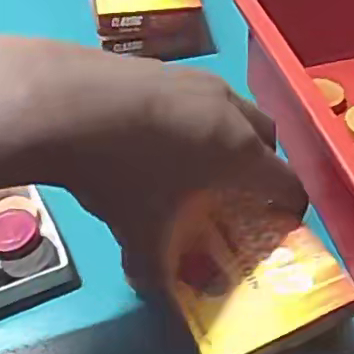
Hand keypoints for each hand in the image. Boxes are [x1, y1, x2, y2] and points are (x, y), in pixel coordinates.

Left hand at [0, 37, 307, 284]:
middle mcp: (229, 110)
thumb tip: (147, 287)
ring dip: (230, 138)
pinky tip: (158, 135)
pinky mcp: (166, 66)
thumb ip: (150, 266)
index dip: (290, 207)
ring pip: (235, 111)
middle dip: (263, 168)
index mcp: (237, 152)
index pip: (287, 182)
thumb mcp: (136, 229)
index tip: (280, 224)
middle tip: (238, 194)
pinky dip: (196, 118)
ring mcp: (198, 80)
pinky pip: (199, 95)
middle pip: (269, 140)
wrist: (63, 102)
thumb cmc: (117, 172)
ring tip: (197, 162)